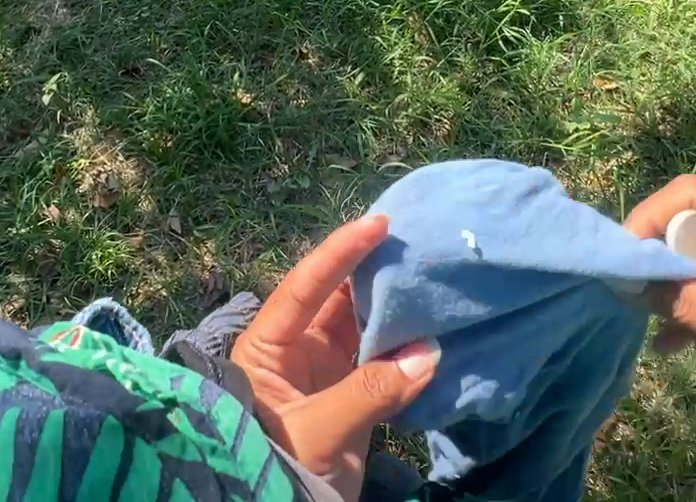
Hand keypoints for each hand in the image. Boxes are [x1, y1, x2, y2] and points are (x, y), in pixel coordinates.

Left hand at [232, 215, 441, 501]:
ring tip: (422, 273)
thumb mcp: (319, 434)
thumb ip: (370, 391)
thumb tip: (428, 352)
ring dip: (389, 305)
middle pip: (333, 296)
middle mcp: (292, 347)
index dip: (340, 251)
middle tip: (409, 239)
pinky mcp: (346, 393)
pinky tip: (425, 325)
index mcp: (267, 345)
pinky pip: (376, 356)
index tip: (378, 223)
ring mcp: (320, 369)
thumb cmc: (277, 471)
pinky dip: (400, 344)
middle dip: (369, 269)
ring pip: (357, 323)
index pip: (304, 285)